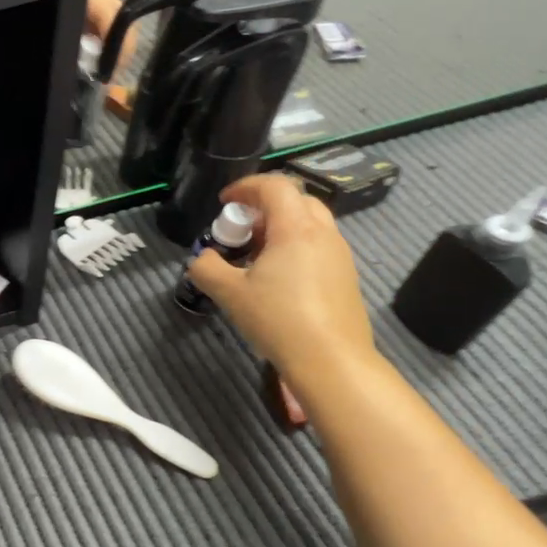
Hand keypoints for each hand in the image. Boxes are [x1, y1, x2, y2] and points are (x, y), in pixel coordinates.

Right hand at [187, 174, 374, 379]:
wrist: (331, 359)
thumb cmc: (277, 319)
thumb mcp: (228, 293)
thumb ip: (206, 267)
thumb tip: (202, 258)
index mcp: (296, 229)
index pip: (275, 186)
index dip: (246, 187)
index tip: (224, 202)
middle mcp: (323, 234)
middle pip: (296, 200)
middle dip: (264, 205)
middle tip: (240, 229)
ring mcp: (339, 255)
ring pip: (310, 223)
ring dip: (280, 226)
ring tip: (254, 255)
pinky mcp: (344, 276)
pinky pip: (318, 245)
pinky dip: (294, 246)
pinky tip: (276, 277)